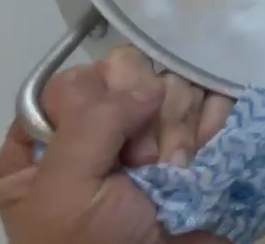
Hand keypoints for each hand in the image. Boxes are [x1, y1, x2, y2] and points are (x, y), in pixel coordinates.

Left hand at [0, 47, 235, 243]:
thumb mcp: (66, 193)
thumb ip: (90, 126)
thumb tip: (151, 86)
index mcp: (47, 142)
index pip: (76, 81)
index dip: (100, 103)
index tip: (110, 144)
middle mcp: (101, 125)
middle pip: (134, 72)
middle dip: (149, 117)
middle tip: (144, 161)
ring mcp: (155, 123)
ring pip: (179, 80)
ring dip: (183, 127)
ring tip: (177, 169)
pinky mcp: (201, 124)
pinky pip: (217, 93)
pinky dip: (213, 124)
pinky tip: (203, 156)